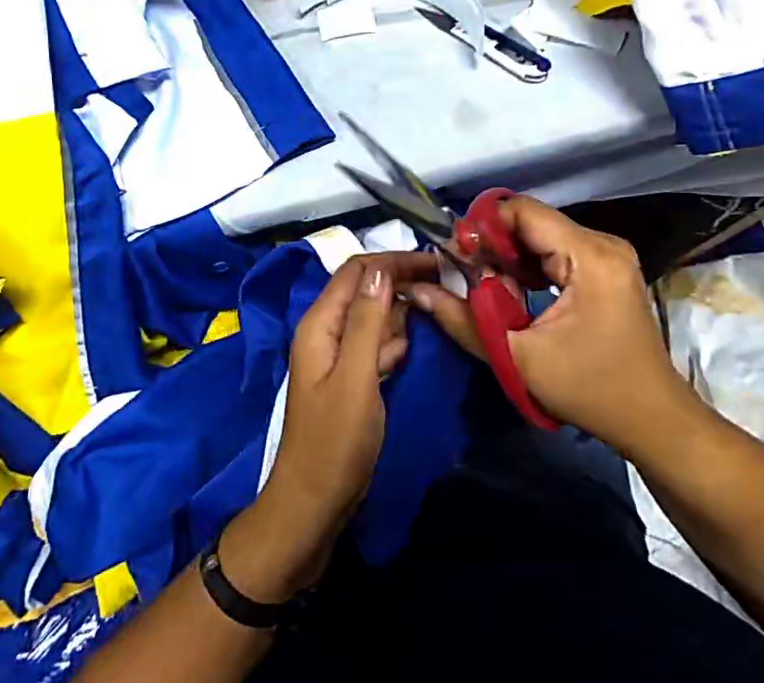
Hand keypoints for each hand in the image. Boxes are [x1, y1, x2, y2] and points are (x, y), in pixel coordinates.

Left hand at [218, 252, 435, 602]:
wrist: (313, 502)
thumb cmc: (334, 442)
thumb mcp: (355, 378)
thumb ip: (366, 322)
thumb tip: (380, 269)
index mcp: (319, 324)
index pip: (356, 271)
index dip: (393, 260)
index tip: (438, 262)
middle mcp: (325, 332)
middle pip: (364, 290)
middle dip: (402, 283)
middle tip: (449, 286)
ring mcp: (336, 356)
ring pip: (372, 318)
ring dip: (402, 311)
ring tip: (443, 307)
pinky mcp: (349, 379)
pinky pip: (374, 346)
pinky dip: (395, 341)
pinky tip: (416, 345)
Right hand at [405, 196, 703, 456]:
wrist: (652, 421)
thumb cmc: (590, 389)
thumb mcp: (516, 357)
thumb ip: (461, 318)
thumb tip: (415, 290)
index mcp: (590, 256)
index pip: (522, 211)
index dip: (481, 227)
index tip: (455, 257)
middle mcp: (602, 245)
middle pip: (530, 222)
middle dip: (491, 246)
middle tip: (464, 278)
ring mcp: (607, 256)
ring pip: (539, 236)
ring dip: (506, 258)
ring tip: (485, 289)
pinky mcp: (604, 270)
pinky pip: (553, 252)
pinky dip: (526, 267)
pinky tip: (511, 293)